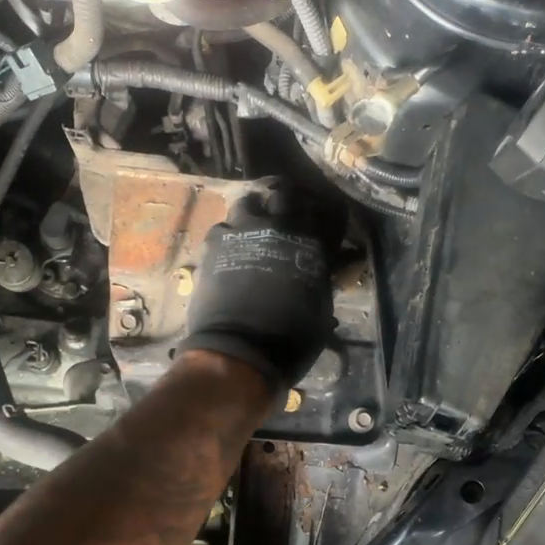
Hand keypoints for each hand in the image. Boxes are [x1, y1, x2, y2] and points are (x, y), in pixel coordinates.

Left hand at [179, 191, 332, 390]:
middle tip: (287, 213)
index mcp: (314, 244)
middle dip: (289, 201)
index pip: (329, 213)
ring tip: (254, 227)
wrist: (240, 351)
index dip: (329, 215)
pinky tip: (230, 248)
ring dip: (255, 212)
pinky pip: (223, 226)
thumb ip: (322, 279)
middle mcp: (281, 227)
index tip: (328, 221)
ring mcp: (245, 229)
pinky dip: (229, 234)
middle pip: (287, 194)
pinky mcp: (215, 242)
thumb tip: (327, 268)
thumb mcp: (321, 311)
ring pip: (250, 202)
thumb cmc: (290, 340)